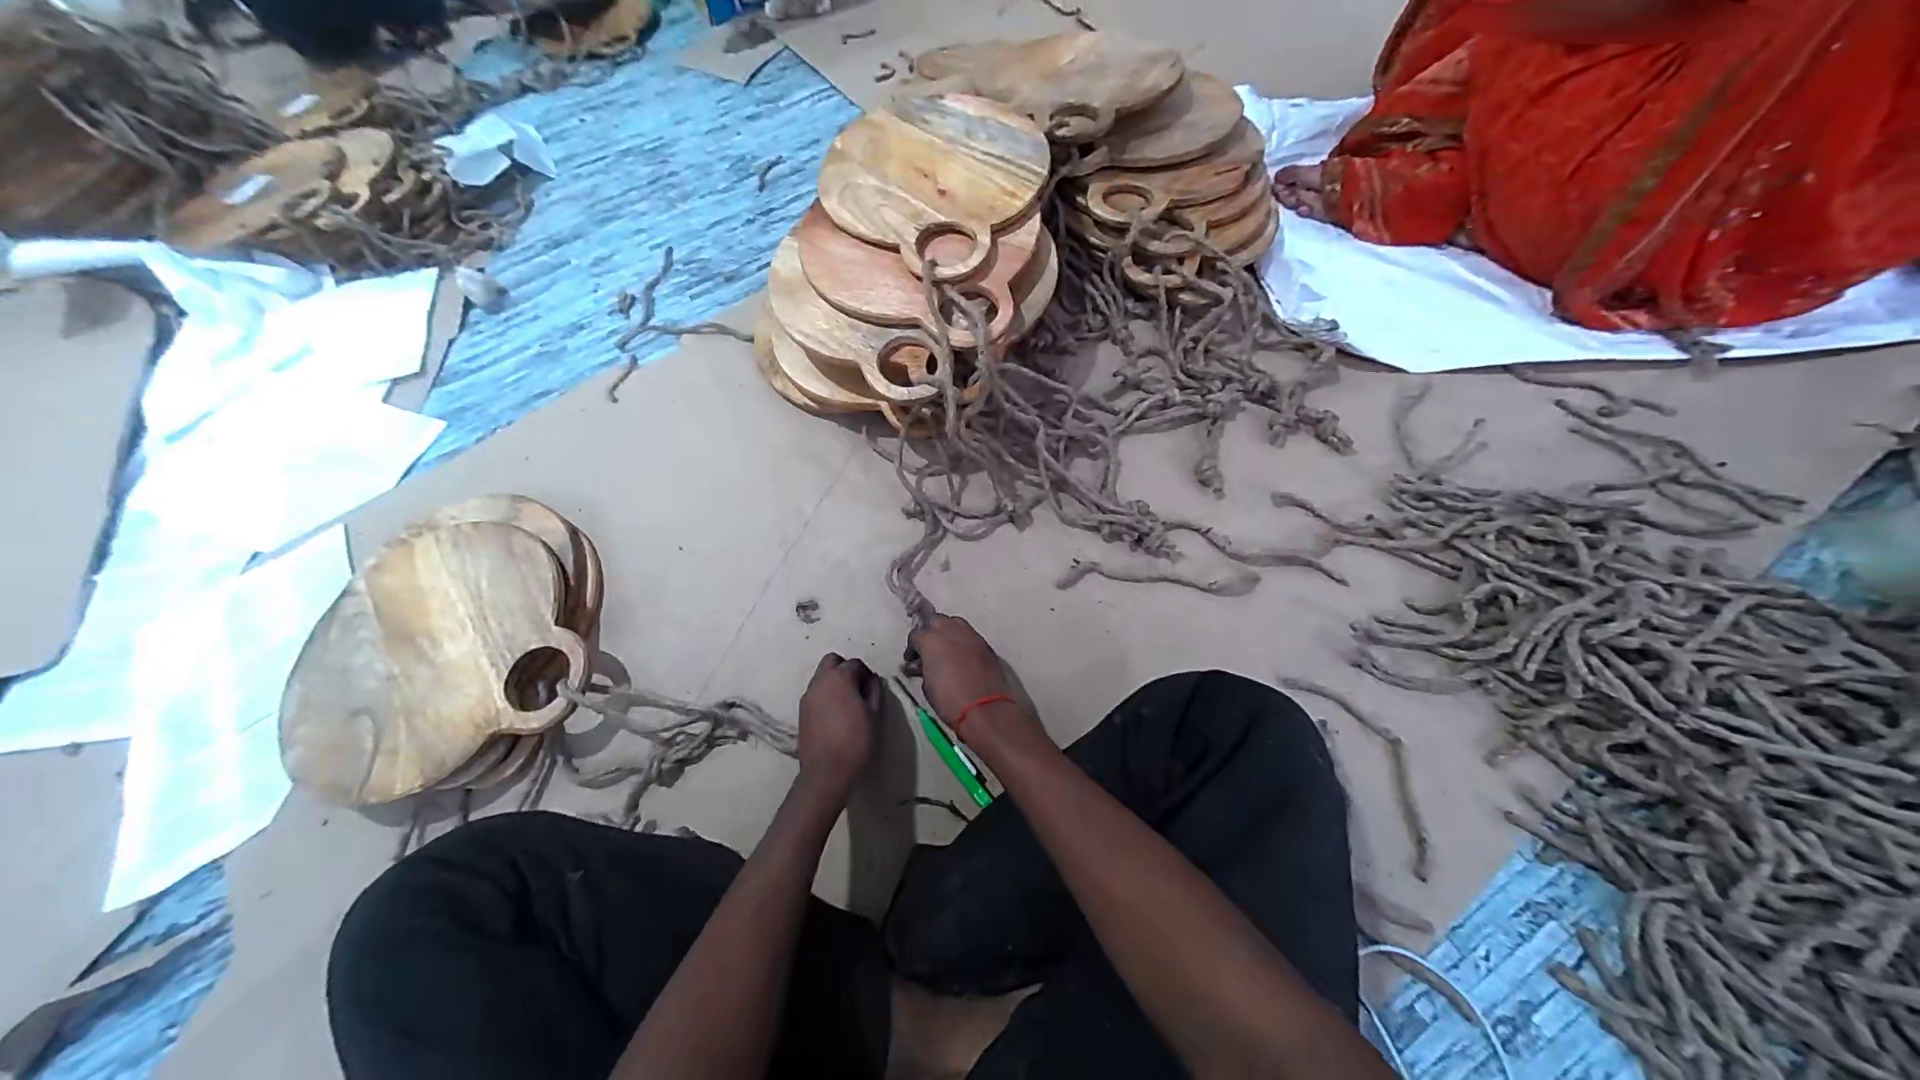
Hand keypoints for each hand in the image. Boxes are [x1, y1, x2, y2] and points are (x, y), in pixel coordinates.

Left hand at [797, 653, 879, 794]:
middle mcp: (820, 682)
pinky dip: (826, 694)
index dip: (866, 673)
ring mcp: (808, 696)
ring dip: (834, 681)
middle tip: (858, 687)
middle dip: (845, 668)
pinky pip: (815, 692)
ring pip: (821, 676)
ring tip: (847, 702)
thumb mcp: (874, 714)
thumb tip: (871, 681)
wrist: (826, 771)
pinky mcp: (802, 710)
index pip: (855, 663)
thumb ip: (873, 691)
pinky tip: (835, 713)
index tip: (872, 687)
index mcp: (839, 678)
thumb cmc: (856, 741)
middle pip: (832, 661)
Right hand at [909, 615, 1043, 743]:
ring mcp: (971, 635)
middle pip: (936, 621)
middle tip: (929, 651)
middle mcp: (950, 630)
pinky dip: (963, 643)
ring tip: (946, 653)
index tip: (912, 661)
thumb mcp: (927, 685)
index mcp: (930, 639)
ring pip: (955, 624)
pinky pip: (969, 636)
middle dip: (930, 633)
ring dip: (948, 634)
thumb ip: (924, 668)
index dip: (913, 649)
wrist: (985, 708)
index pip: (915, 635)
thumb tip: (924, 666)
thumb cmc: (949, 700)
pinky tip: (962, 659)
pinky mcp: (986, 644)